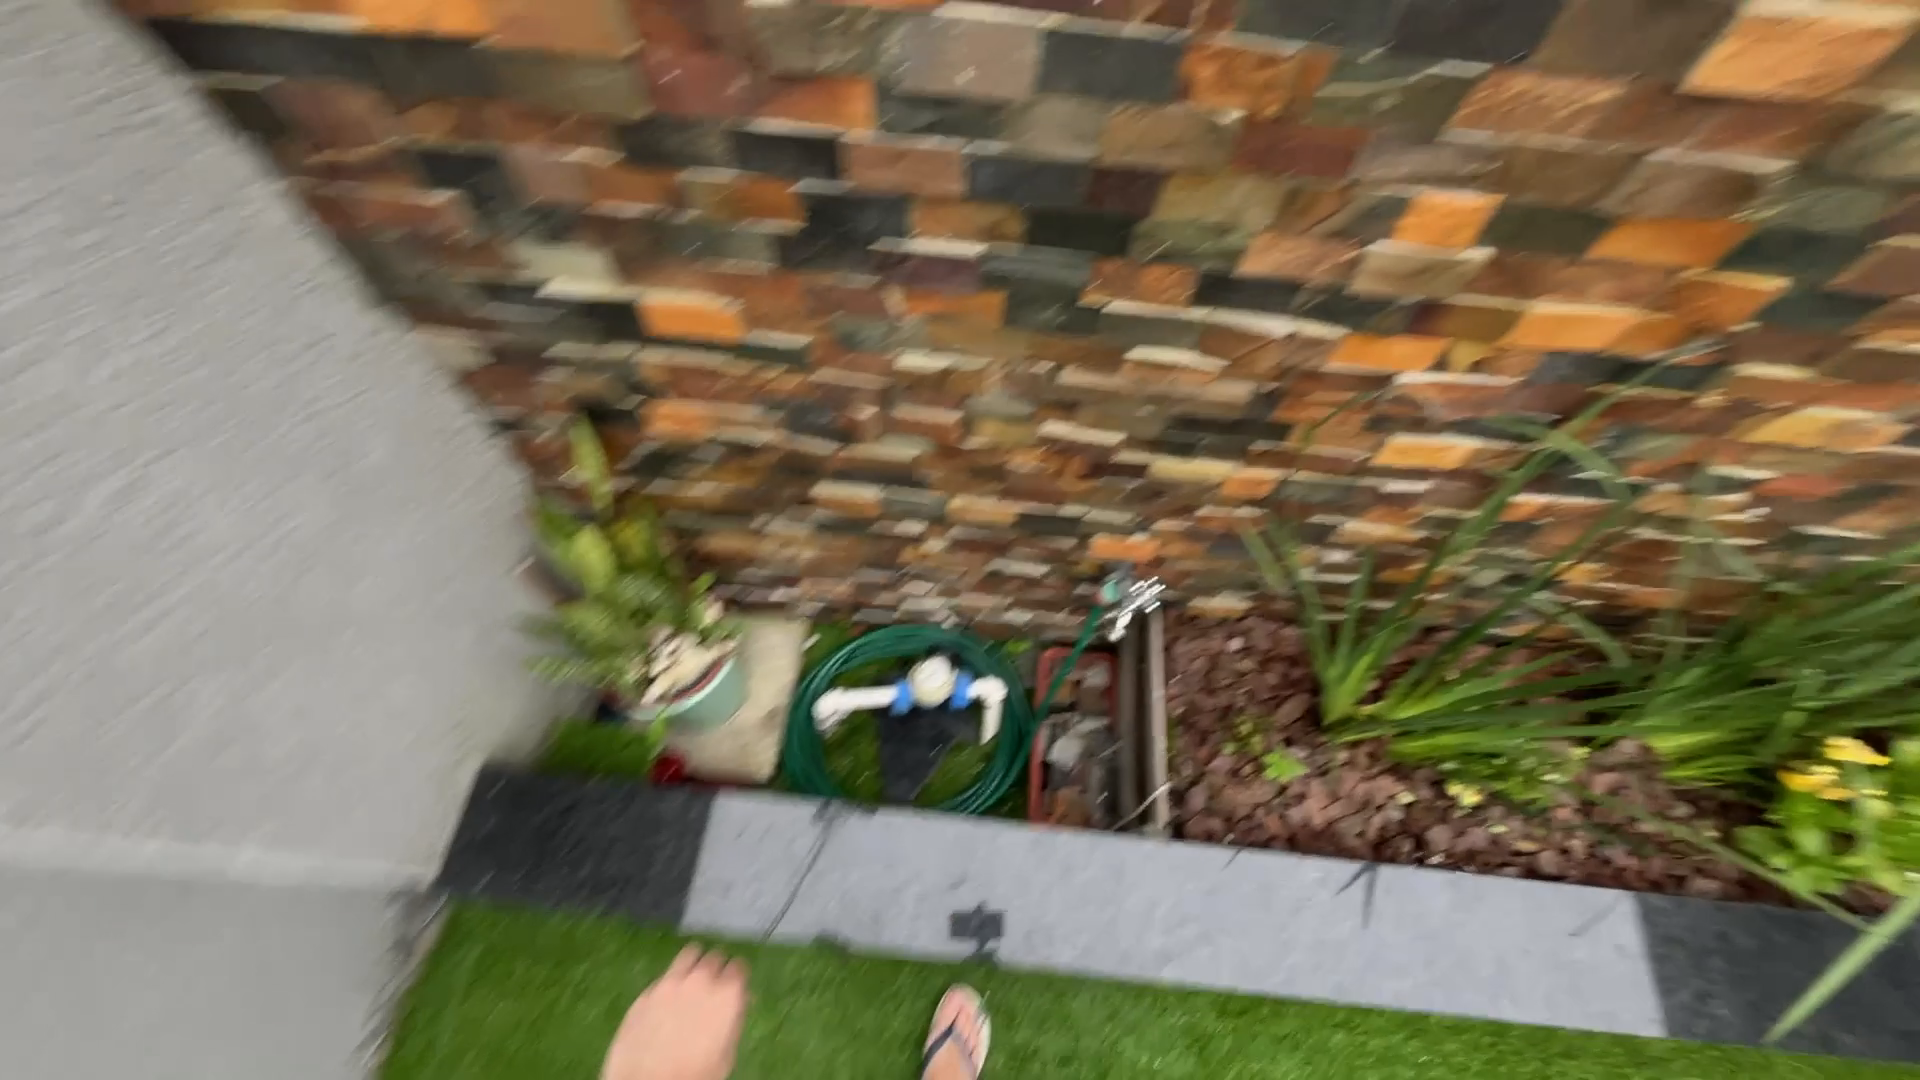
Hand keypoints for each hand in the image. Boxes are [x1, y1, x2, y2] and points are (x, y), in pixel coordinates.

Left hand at [602, 945, 749, 1079]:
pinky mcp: (646, 993)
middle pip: (715, 957)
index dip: (737, 977)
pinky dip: (669, 985)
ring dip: (693, 964)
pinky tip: (665, 1003)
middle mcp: (701, 979)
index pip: (739, 966)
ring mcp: (670, 983)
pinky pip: (663, 978)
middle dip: (716, 968)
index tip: (734, 987)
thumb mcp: (726, 1053)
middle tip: (713, 986)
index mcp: (727, 993)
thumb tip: (739, 1000)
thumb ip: (734, 1018)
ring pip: (689, 954)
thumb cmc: (696, 1075)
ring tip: (690, 981)